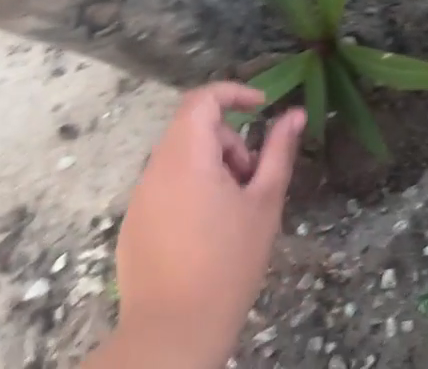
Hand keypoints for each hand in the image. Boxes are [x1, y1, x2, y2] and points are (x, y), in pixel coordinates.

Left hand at [84, 82, 304, 368]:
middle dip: (230, 142)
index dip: (234, 93)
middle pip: (193, 130)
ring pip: (180, 160)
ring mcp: (139, 200)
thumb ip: (279, 150)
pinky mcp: (133, 227)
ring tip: (236, 211)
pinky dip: (193, 191)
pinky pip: (166, 189)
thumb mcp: (265, 201)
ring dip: (213, 168)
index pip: (202, 99)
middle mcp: (154, 171)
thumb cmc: (228, 262)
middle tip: (253, 179)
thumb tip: (294, 113)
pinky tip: (209, 235)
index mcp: (186, 158)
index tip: (262, 107)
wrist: (172, 333)